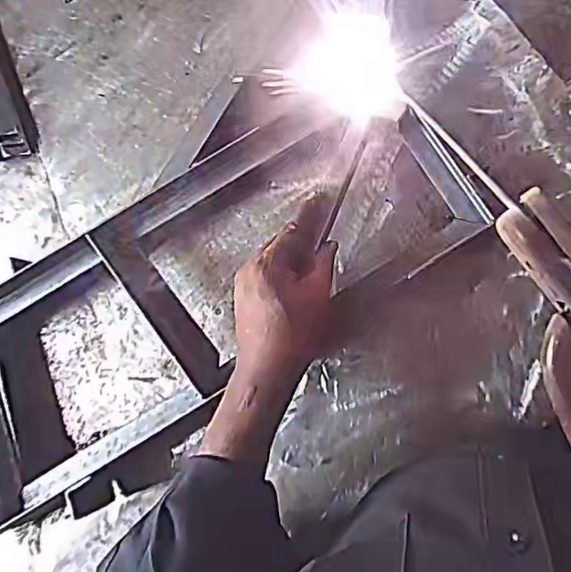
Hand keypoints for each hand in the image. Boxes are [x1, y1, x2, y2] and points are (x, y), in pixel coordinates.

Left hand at [232, 191, 338, 388]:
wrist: (267, 368)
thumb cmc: (293, 335)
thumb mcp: (317, 295)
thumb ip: (323, 265)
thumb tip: (327, 247)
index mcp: (266, 264)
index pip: (291, 232)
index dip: (308, 218)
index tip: (317, 204)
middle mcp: (250, 270)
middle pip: (278, 246)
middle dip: (299, 243)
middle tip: (319, 241)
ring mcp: (243, 286)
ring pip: (271, 262)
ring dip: (290, 262)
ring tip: (310, 270)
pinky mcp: (243, 301)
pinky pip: (264, 277)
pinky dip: (280, 276)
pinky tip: (294, 289)